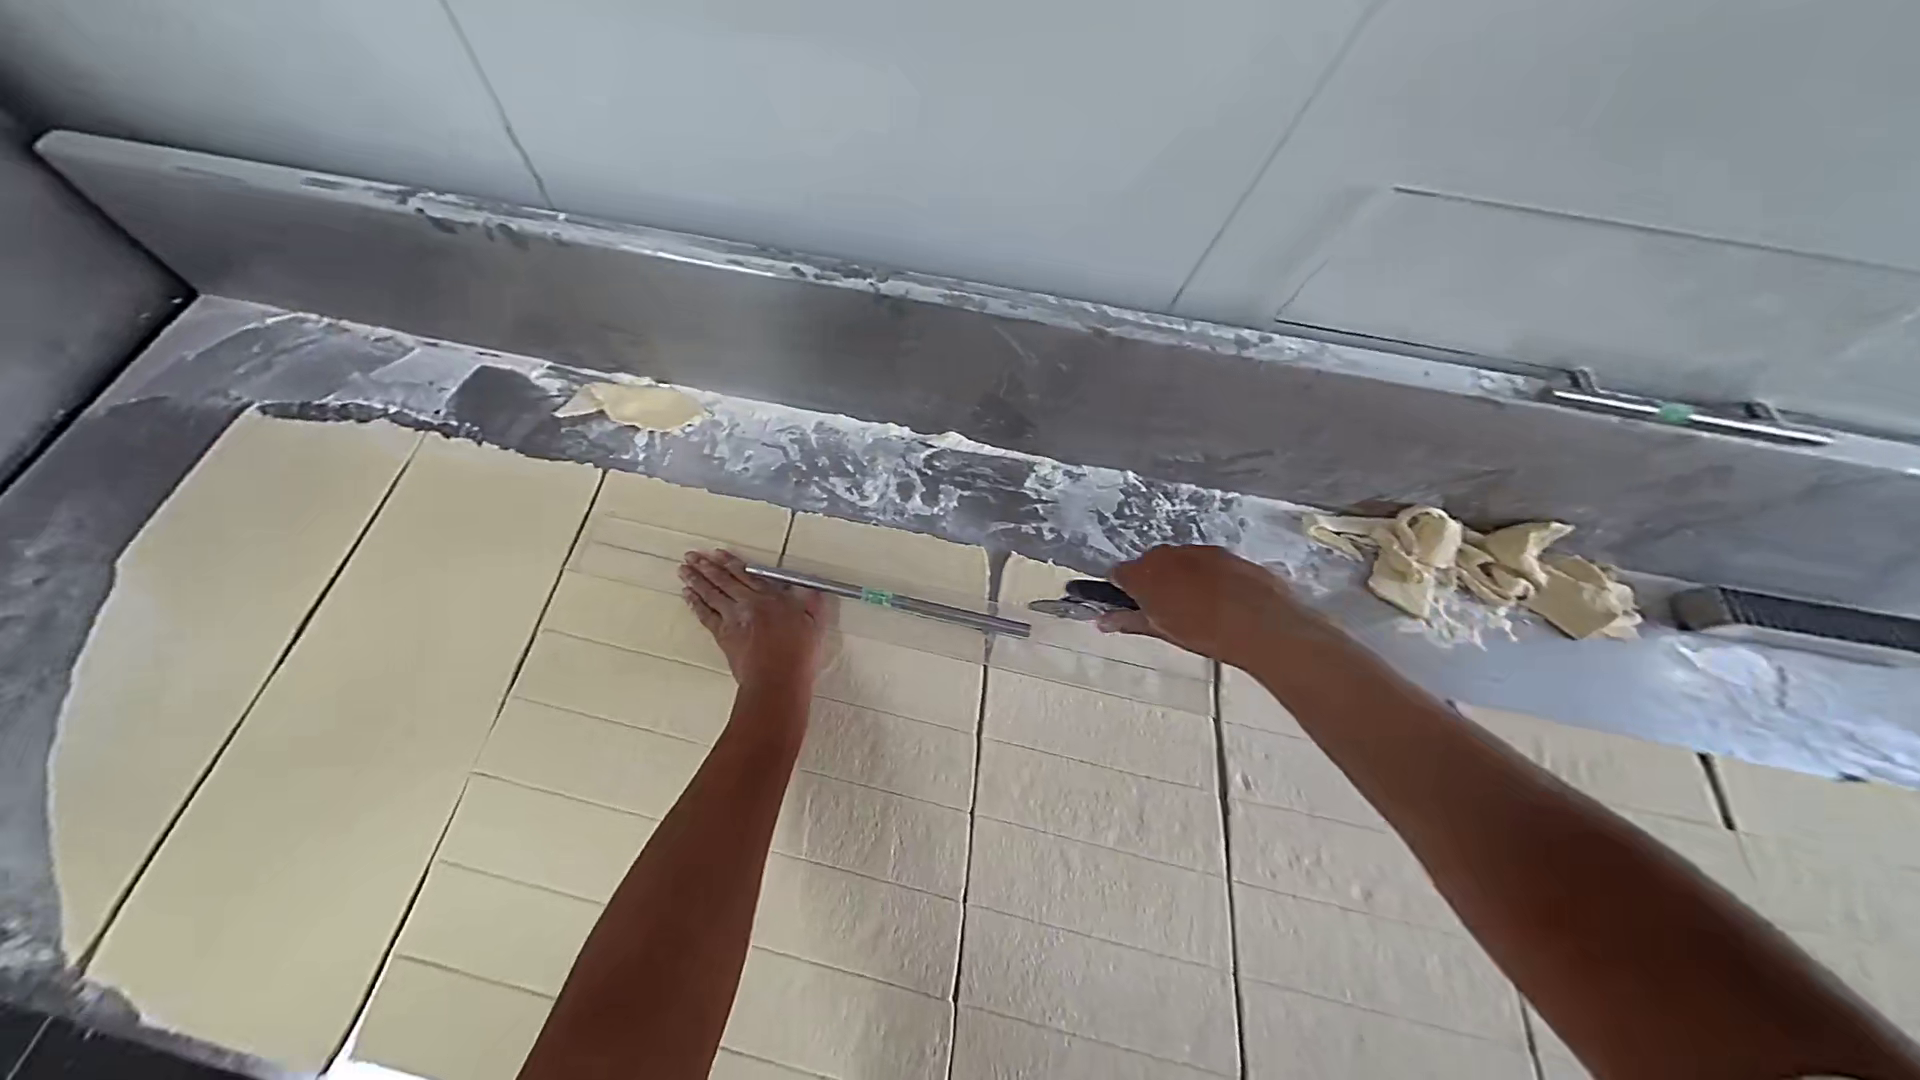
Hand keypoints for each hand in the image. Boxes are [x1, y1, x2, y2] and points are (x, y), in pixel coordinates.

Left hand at [679, 551, 826, 694]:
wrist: (776, 679)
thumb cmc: (798, 655)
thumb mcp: (815, 625)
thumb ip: (813, 604)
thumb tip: (813, 590)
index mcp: (771, 598)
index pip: (748, 575)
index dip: (731, 562)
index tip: (718, 552)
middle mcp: (749, 604)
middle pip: (724, 581)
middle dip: (707, 566)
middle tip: (691, 556)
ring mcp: (733, 619)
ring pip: (711, 594)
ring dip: (696, 580)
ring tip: (683, 569)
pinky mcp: (722, 635)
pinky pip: (705, 615)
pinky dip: (695, 604)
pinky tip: (688, 595)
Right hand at [1102, 545, 1336, 669]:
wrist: (1260, 622)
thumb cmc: (1204, 631)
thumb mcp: (1160, 630)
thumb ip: (1128, 620)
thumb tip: (1104, 620)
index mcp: (1142, 573)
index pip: (1117, 574)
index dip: (1120, 590)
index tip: (1128, 604)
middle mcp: (1165, 554)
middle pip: (1147, 564)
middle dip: (1151, 583)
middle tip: (1162, 611)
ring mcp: (1195, 550)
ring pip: (1176, 562)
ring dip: (1178, 578)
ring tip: (1194, 606)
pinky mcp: (1222, 553)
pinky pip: (1202, 562)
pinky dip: (1204, 576)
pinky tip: (1217, 598)